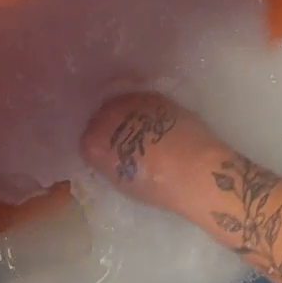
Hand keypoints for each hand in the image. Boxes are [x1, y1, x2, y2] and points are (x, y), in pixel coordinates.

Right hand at [78, 93, 214, 208]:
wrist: (194, 170)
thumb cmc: (157, 186)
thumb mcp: (120, 181)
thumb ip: (107, 162)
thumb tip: (108, 153)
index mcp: (92, 142)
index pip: (86, 141)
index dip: (98, 149)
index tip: (109, 156)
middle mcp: (105, 116)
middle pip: (100, 118)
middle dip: (109, 128)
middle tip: (124, 142)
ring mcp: (129, 102)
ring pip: (119, 106)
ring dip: (125, 115)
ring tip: (141, 130)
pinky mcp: (151, 95)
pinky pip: (139, 101)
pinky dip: (143, 111)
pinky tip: (154, 122)